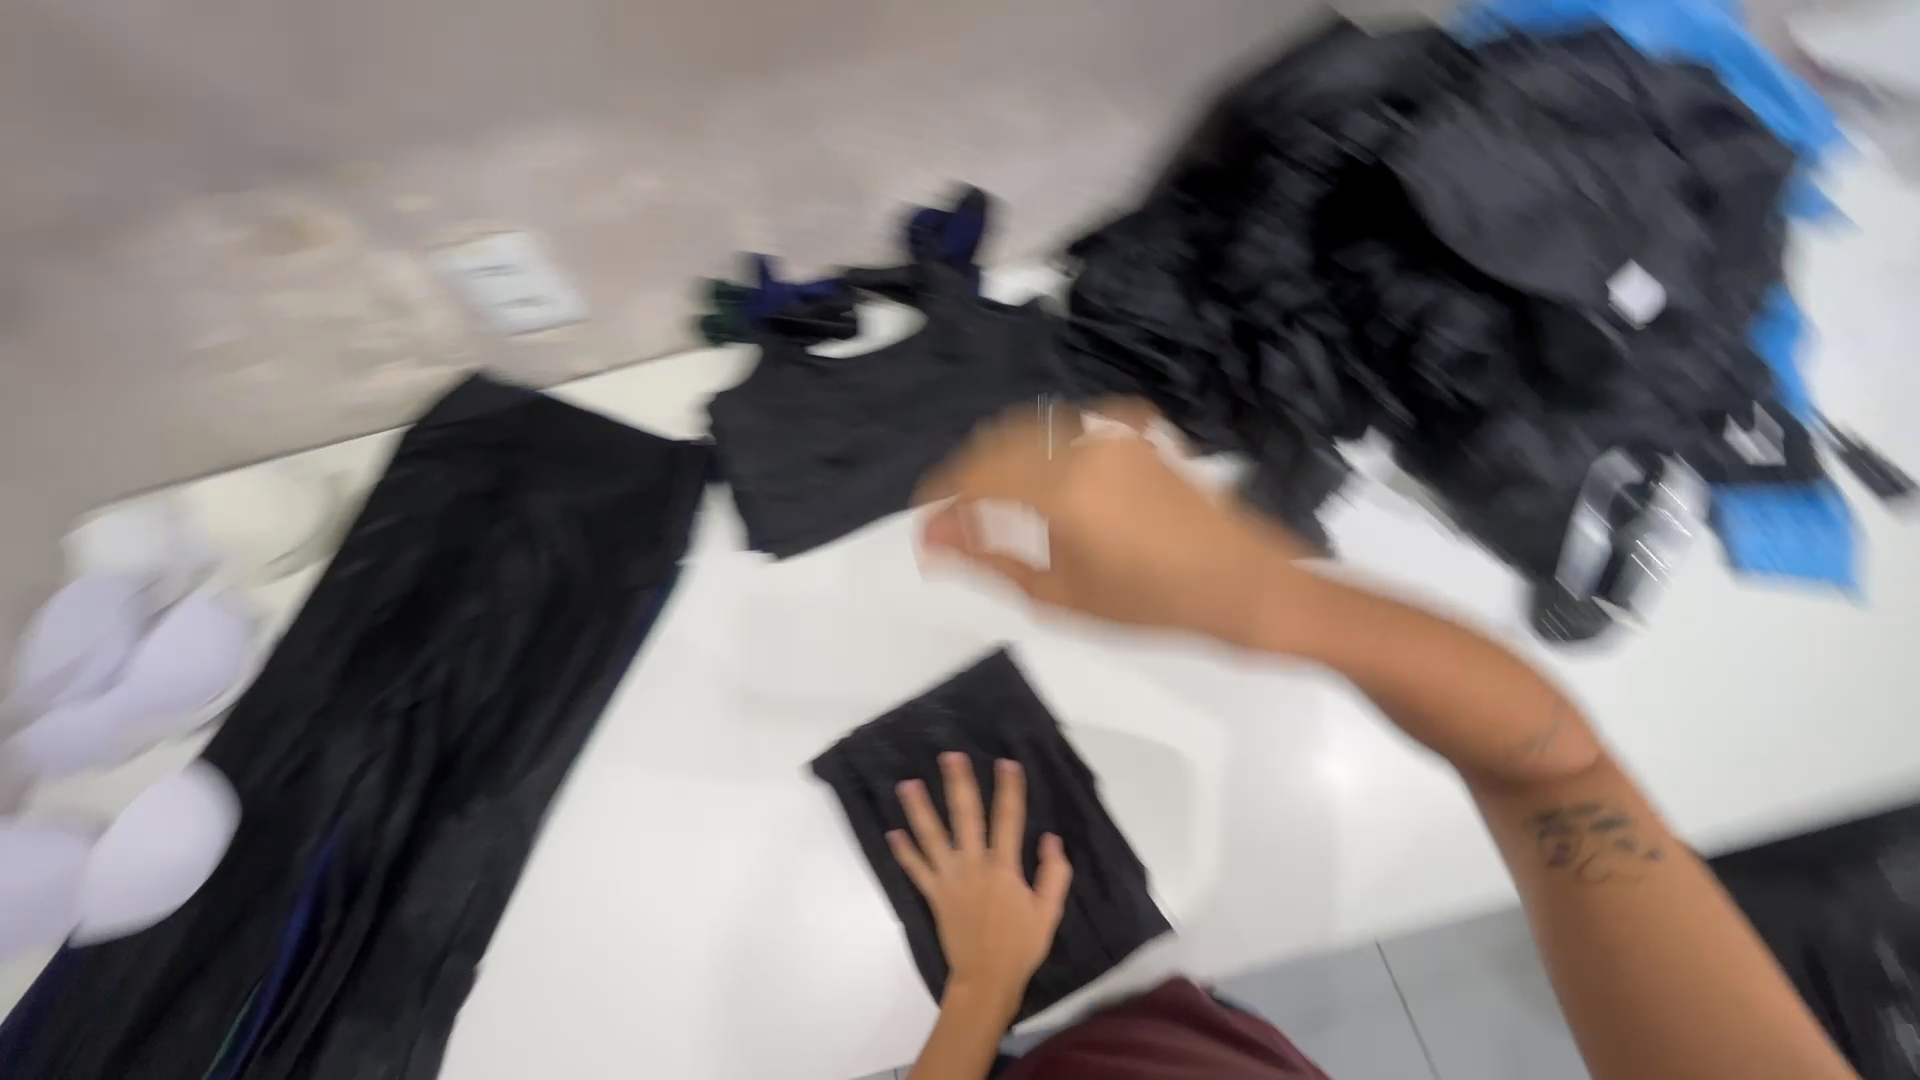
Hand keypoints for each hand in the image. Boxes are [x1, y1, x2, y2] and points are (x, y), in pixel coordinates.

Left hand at [890, 753, 1071, 1007]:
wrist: (986, 980)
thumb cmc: (1020, 945)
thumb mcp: (1048, 912)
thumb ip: (1053, 874)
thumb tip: (1051, 840)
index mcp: (1003, 868)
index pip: (1008, 819)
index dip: (1009, 789)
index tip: (1006, 763)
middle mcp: (973, 866)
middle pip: (965, 817)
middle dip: (958, 784)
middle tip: (950, 756)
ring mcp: (949, 878)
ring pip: (931, 837)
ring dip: (919, 809)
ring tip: (907, 784)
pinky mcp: (934, 894)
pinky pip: (916, 869)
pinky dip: (904, 851)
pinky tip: (892, 832)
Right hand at [917, 399, 1305, 638]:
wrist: (1246, 585)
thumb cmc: (1151, 603)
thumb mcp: (1059, 594)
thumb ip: (988, 559)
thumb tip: (933, 539)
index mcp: (1060, 485)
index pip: (975, 475)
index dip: (942, 495)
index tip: (926, 520)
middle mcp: (1081, 443)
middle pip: (998, 443)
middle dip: (967, 476)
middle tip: (957, 519)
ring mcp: (1113, 432)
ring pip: (1032, 429)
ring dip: (1002, 459)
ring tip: (994, 504)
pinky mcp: (1137, 433)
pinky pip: (1068, 427)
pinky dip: (1041, 447)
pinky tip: (1046, 479)